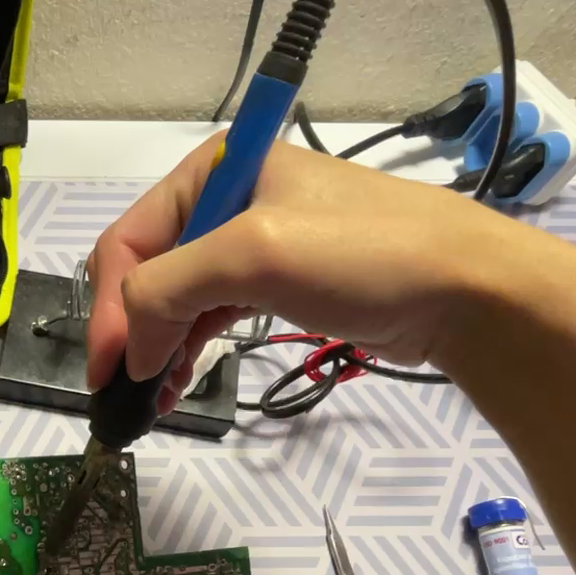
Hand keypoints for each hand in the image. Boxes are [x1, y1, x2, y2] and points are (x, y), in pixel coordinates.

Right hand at [85, 137, 575, 411]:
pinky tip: (177, 387)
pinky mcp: (265, 284)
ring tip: (151, 402)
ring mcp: (243, 246)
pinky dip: (184, 352)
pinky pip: (201, 318)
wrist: (466, 292)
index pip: (128, 244)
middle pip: (142, 275)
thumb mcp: (252, 254)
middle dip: (130, 335)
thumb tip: (128, 352)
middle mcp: (220, 203)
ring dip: (154, 352)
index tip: (109, 373)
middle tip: (126, 394)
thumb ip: (168, 289)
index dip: (109, 312)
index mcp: (211, 172)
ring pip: (169, 303)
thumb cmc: (362, 257)